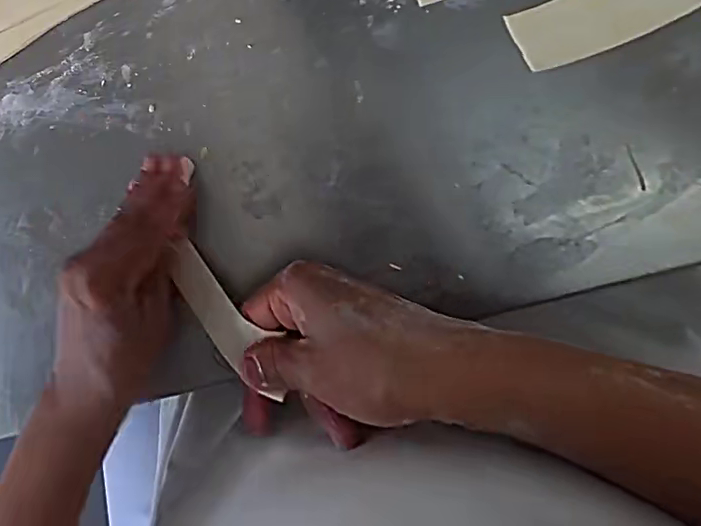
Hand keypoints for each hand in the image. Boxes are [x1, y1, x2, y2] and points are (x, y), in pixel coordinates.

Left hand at [48, 154, 195, 421]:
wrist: (81, 391)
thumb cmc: (126, 366)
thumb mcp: (157, 319)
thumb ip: (163, 269)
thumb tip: (175, 228)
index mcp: (106, 281)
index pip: (146, 232)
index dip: (169, 203)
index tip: (185, 177)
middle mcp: (85, 265)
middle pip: (129, 220)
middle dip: (155, 187)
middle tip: (173, 160)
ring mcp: (77, 262)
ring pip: (118, 221)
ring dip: (141, 191)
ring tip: (157, 163)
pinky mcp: (76, 263)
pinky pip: (109, 231)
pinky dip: (128, 209)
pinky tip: (138, 188)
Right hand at [239, 261, 489, 445]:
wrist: (449, 372)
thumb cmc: (389, 361)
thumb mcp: (310, 372)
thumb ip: (272, 365)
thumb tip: (254, 362)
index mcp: (298, 284)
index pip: (252, 317)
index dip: (251, 360)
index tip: (255, 389)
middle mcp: (322, 286)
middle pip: (286, 338)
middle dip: (295, 383)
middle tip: (300, 406)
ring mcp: (347, 305)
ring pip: (315, 354)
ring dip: (323, 393)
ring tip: (342, 416)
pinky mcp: (369, 325)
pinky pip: (341, 357)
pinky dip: (344, 386)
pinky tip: (359, 410)